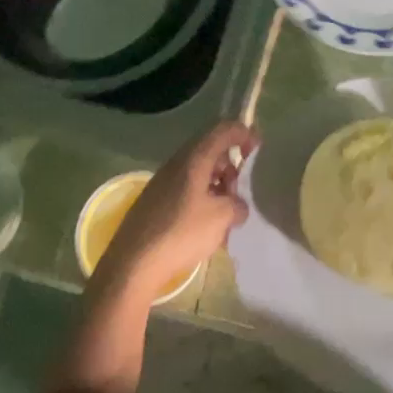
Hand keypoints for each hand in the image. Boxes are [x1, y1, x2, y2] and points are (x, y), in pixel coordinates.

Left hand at [93, 121, 258, 300]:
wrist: (134, 261)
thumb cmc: (181, 233)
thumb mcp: (221, 218)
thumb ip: (237, 204)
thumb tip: (235, 205)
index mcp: (193, 160)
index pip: (222, 130)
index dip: (243, 133)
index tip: (258, 149)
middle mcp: (175, 164)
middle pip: (209, 150)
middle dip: (230, 166)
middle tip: (239, 192)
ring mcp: (162, 182)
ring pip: (197, 172)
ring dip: (216, 185)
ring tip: (225, 213)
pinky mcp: (155, 201)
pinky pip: (185, 189)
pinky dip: (202, 198)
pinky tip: (206, 225)